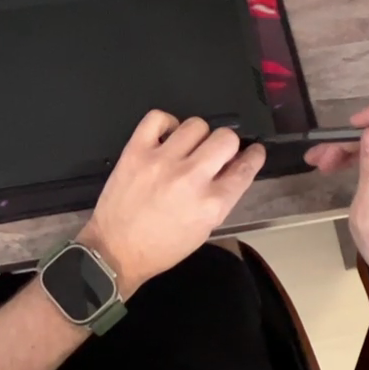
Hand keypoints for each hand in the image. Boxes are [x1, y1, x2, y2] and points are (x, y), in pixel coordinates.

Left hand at [80, 111, 266, 297]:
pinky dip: (166, 123)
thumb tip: (234, 168)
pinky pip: (158, 118)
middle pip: (225, 138)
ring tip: (188, 148)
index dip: (253, 156)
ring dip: (197, 135)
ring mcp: (162, 162)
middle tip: (216, 153)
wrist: (116, 251)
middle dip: (226, 144)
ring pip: (196, 124)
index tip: (252, 151)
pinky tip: (166, 138)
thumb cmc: (160, 247)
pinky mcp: (136, 152)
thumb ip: (222, 197)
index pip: (245, 168)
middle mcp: (190, 179)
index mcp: (211, 204)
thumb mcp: (203, 229)